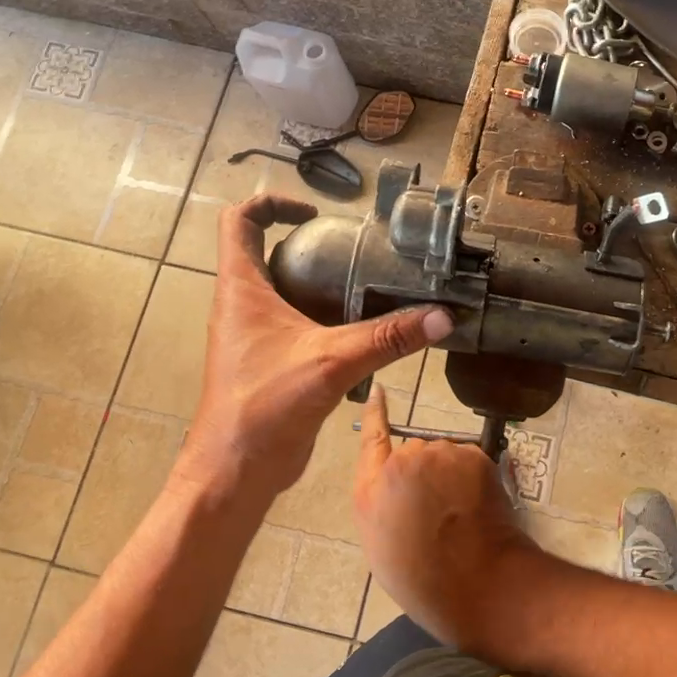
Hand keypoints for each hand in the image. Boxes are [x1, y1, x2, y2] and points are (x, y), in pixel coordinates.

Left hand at [178, 195, 452, 497]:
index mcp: (241, 289)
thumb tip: (442, 316)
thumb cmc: (264, 406)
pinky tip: (360, 329)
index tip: (315, 214)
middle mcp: (241, 304)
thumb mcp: (331, 362)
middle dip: (309, 244)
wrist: (234, 472)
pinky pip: (295, 322)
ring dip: (318, 281)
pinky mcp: (268, 361)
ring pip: (283, 289)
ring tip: (365, 283)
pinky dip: (323, 315)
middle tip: (354, 250)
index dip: (272, 204)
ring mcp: (253, 334)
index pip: (239, 221)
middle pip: (267, 252)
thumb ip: (387, 338)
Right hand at [353, 386, 540, 650]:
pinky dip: (473, 476)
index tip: (378, 391)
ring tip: (458, 512)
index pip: (371, 438)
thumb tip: (398, 490)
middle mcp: (402, 462)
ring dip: (450, 474)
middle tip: (436, 510)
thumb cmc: (422, 579)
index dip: (375, 413)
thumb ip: (382, 504)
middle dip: (424, 472)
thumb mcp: (381, 545)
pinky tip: (476, 505)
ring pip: (445, 455)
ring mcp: (440, 454)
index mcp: (371, 489)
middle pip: (413, 450)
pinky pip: (470, 459)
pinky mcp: (473, 454)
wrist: (477, 582)